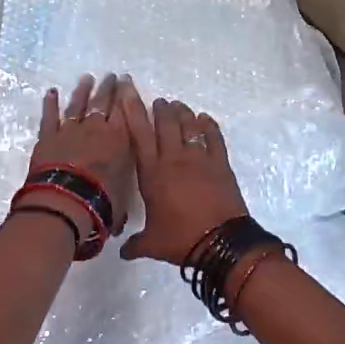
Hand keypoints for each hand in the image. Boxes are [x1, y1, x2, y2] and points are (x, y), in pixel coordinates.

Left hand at [21, 73, 138, 241]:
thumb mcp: (123, 196)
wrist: (66, 201)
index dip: (127, 96)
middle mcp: (96, 130)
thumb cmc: (101, 202)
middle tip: (111, 76)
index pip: (126, 112)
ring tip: (87, 78)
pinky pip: (50, 117)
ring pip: (78, 105)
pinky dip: (50, 104)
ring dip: (83, 91)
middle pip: (103, 103)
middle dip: (108, 88)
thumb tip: (121, 204)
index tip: (127, 82)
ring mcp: (70, 131)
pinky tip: (52, 92)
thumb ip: (122, 189)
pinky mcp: (48, 137)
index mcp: (120, 141)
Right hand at [116, 82, 249, 263]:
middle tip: (158, 101)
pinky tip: (205, 119)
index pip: (138, 133)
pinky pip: (214, 138)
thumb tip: (123, 253)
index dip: (131, 109)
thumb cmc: (181, 239)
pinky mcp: (221, 164)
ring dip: (182, 114)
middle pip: (165, 123)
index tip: (127, 91)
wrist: (221, 242)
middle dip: (160, 108)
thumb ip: (135, 244)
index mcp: (152, 173)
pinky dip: (209, 126)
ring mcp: (200, 159)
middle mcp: (174, 159)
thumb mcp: (152, 244)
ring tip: (178, 107)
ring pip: (189, 126)